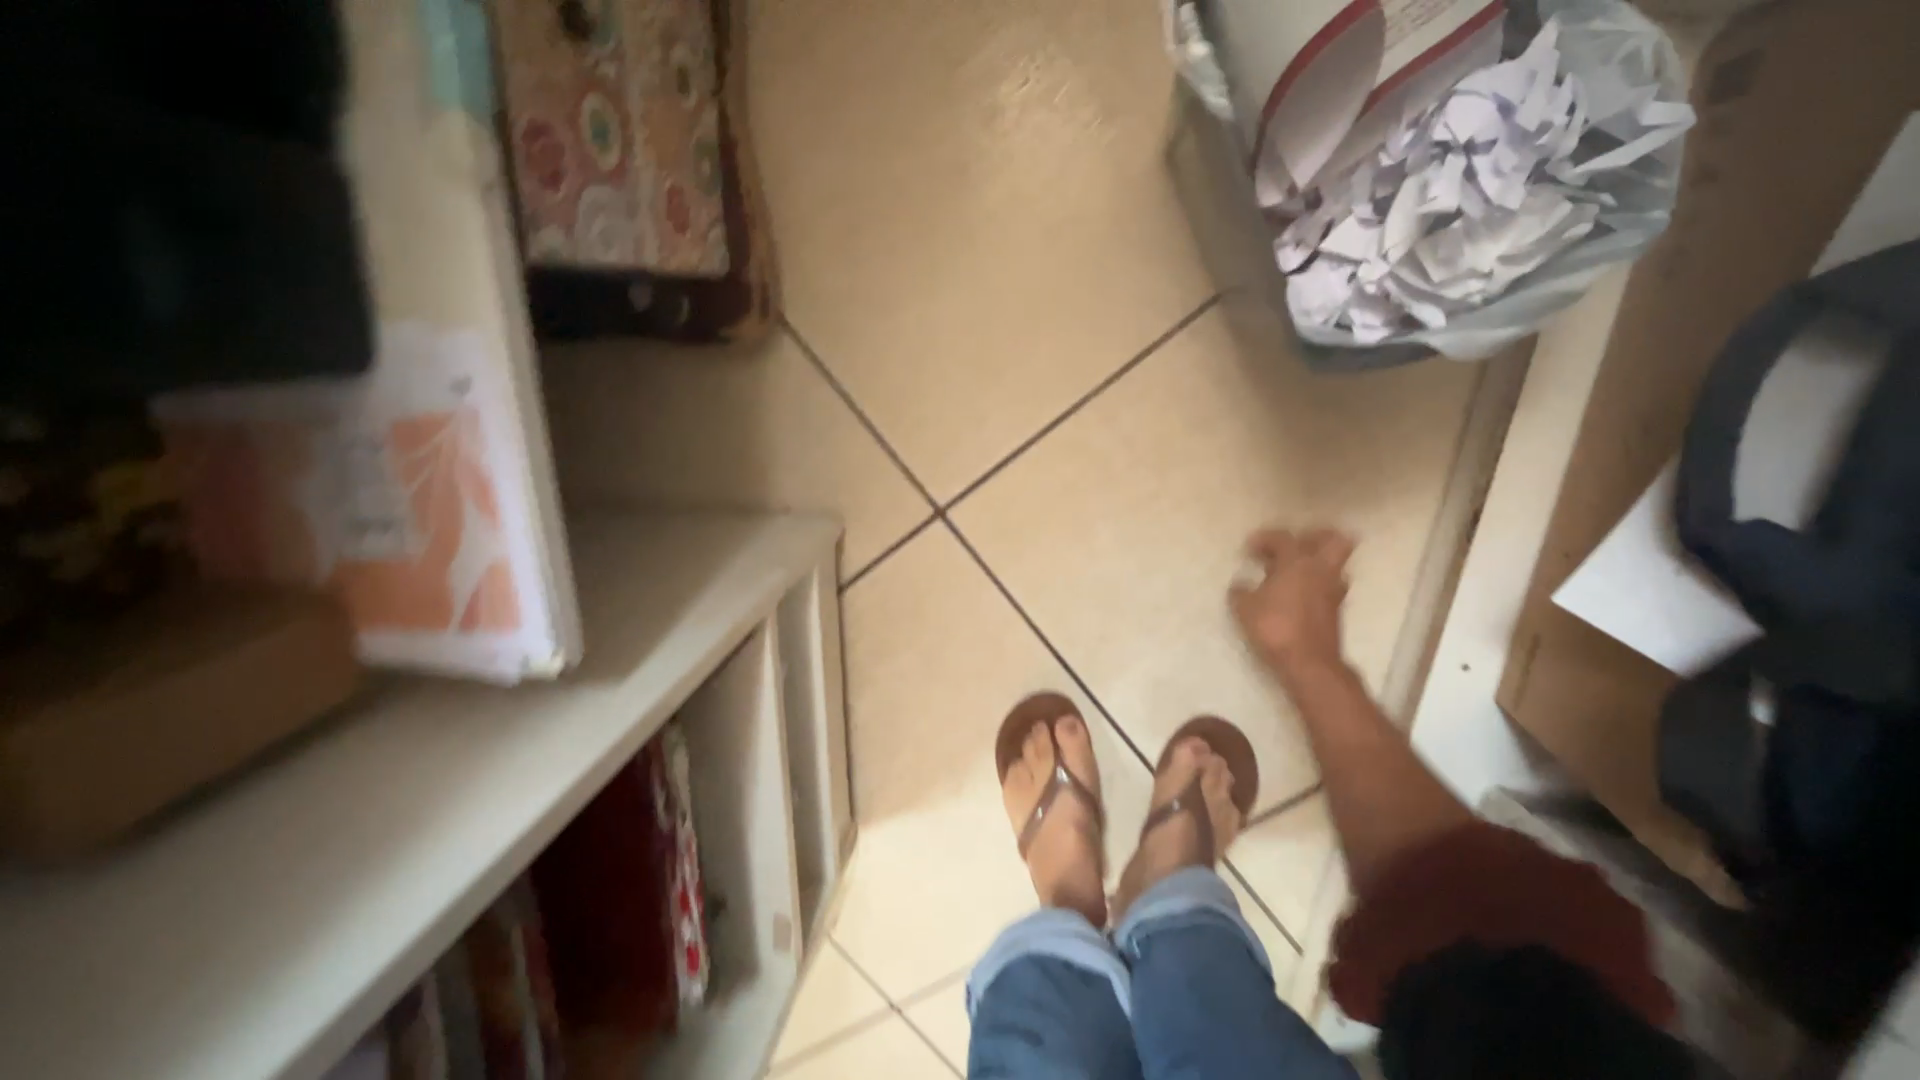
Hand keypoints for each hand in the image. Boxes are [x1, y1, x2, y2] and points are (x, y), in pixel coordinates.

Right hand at [1230, 527, 1354, 680]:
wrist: (1308, 661)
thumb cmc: (1274, 627)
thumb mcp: (1245, 608)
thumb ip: (1241, 591)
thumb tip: (1240, 585)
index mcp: (1297, 561)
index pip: (1284, 538)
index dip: (1265, 538)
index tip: (1250, 548)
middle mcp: (1320, 569)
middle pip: (1333, 540)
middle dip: (1315, 537)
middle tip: (1294, 544)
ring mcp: (1333, 589)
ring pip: (1334, 564)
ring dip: (1317, 562)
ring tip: (1295, 571)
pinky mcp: (1336, 609)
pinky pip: (1329, 585)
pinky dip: (1316, 583)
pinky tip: (1297, 594)